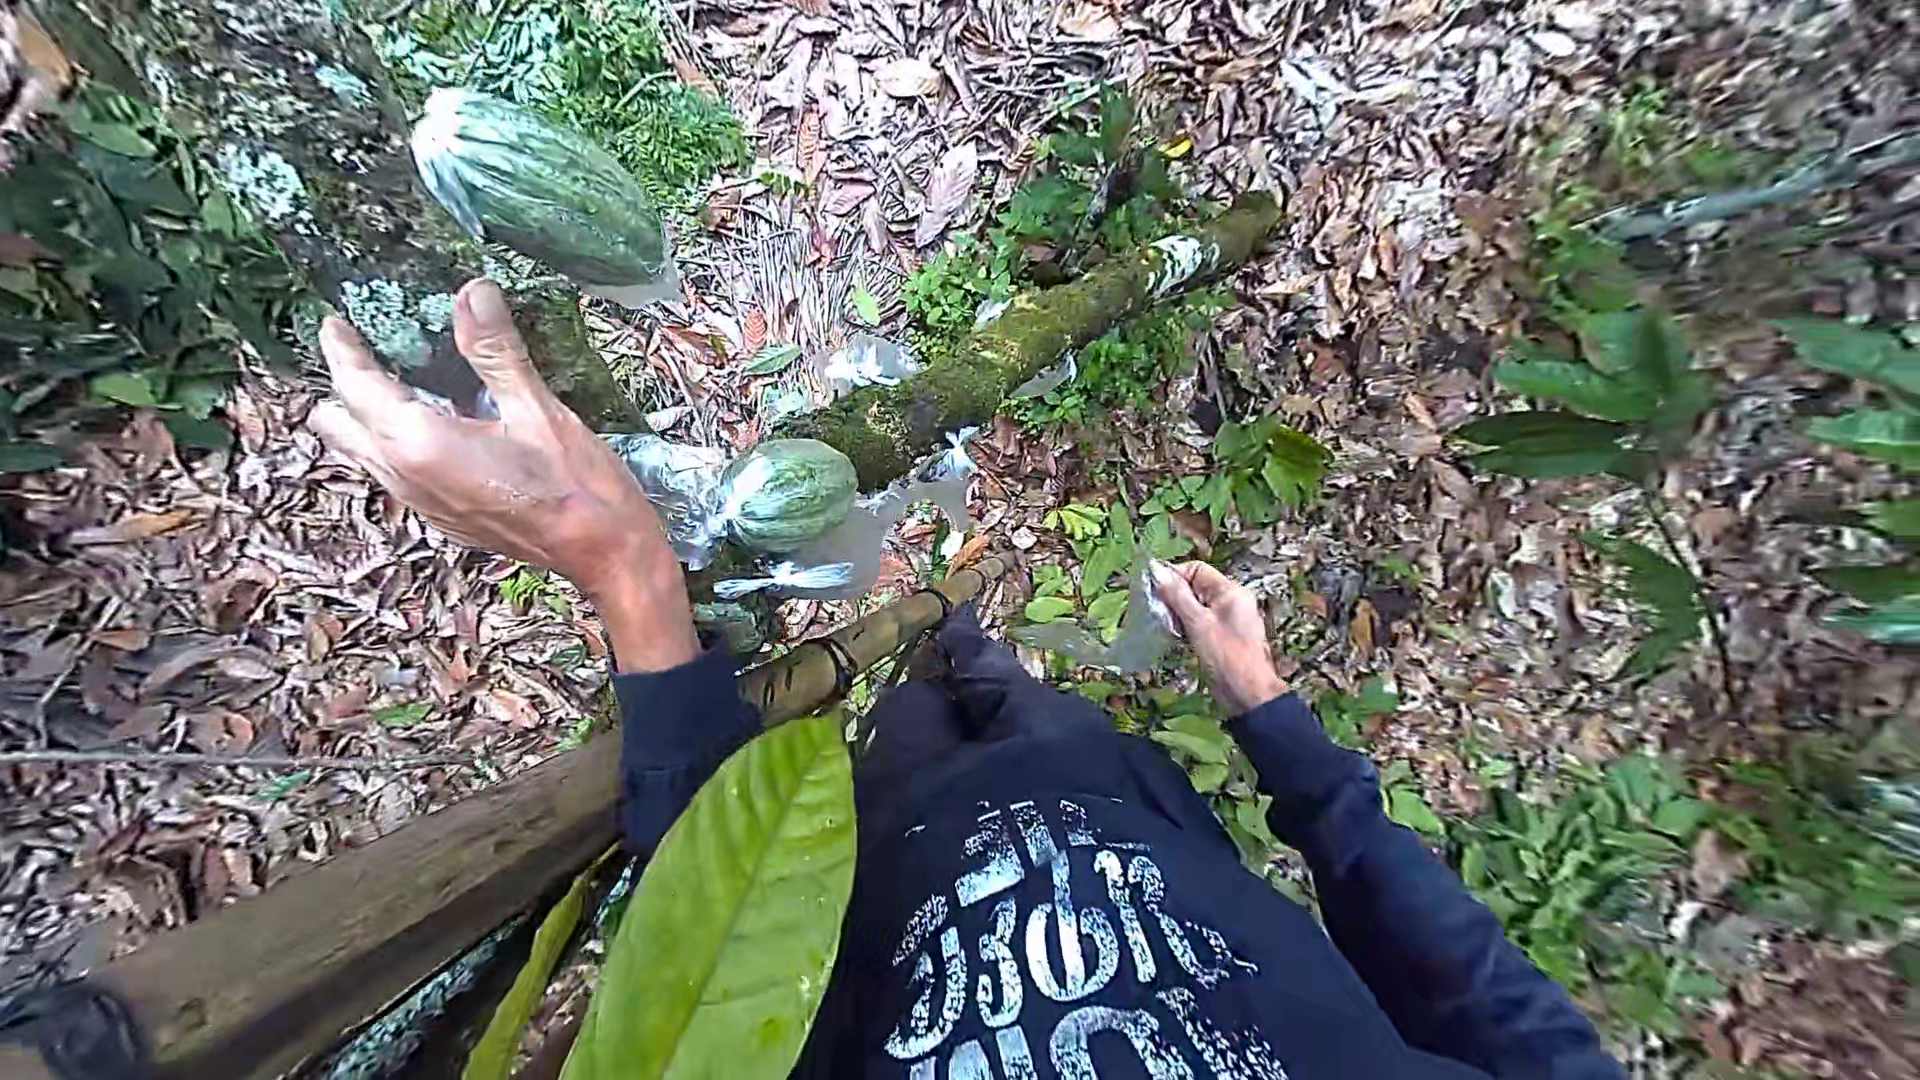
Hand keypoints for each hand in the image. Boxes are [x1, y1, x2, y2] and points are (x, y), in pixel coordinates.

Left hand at [310, 278, 697, 672]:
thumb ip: (497, 353)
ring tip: (429, 399)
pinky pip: (399, 478)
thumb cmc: (579, 484)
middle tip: (392, 361)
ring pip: (363, 454)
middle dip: (349, 386)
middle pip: (335, 421)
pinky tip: (463, 443)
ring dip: (378, 421)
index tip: (345, 318)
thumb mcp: (542, 413)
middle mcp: (403, 477)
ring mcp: (422, 507)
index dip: (343, 344)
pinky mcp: (446, 523)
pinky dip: (408, 451)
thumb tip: (473, 290)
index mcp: (418, 443)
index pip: (353, 381)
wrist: (608, 554)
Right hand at [1151, 560, 1288, 714]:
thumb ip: (1177, 595)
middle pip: (1194, 586)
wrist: (1248, 694)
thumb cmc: (1225, 655)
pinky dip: (1186, 625)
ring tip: (1168, 626)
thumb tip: (1157, 570)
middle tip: (1160, 612)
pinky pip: (1200, 620)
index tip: (1155, 592)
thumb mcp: (1197, 623)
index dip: (1174, 577)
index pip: (1196, 569)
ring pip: (1195, 604)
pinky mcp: (1223, 634)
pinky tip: (1177, 636)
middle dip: (1174, 596)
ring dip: (1178, 612)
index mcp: (1230, 591)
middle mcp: (1231, 600)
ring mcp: (1228, 618)